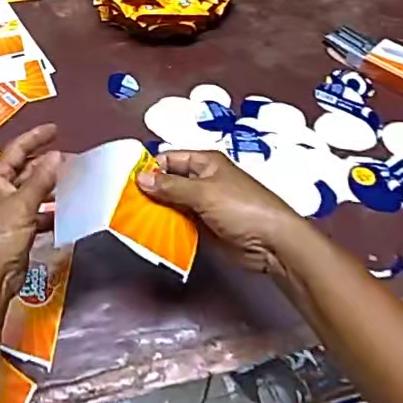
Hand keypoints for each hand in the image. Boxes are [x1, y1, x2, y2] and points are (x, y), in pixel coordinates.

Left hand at [0, 123, 64, 301]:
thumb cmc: (0, 237)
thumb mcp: (23, 204)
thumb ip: (41, 180)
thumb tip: (57, 156)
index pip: (17, 149)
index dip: (36, 137)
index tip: (55, 129)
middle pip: (26, 168)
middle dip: (47, 162)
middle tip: (71, 158)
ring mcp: (8, 208)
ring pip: (33, 189)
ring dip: (51, 185)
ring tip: (73, 181)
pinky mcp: (17, 227)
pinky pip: (37, 211)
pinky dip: (50, 210)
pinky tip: (67, 211)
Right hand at [136, 149, 298, 272]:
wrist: (275, 244)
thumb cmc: (241, 208)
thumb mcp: (203, 193)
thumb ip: (170, 186)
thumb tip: (141, 178)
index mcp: (205, 162)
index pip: (169, 158)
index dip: (151, 168)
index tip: (130, 181)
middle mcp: (203, 180)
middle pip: (169, 181)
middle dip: (151, 190)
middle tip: (128, 202)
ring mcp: (204, 204)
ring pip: (173, 203)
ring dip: (158, 210)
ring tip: (135, 218)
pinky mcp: (206, 226)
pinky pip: (181, 222)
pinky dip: (168, 225)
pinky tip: (153, 232)